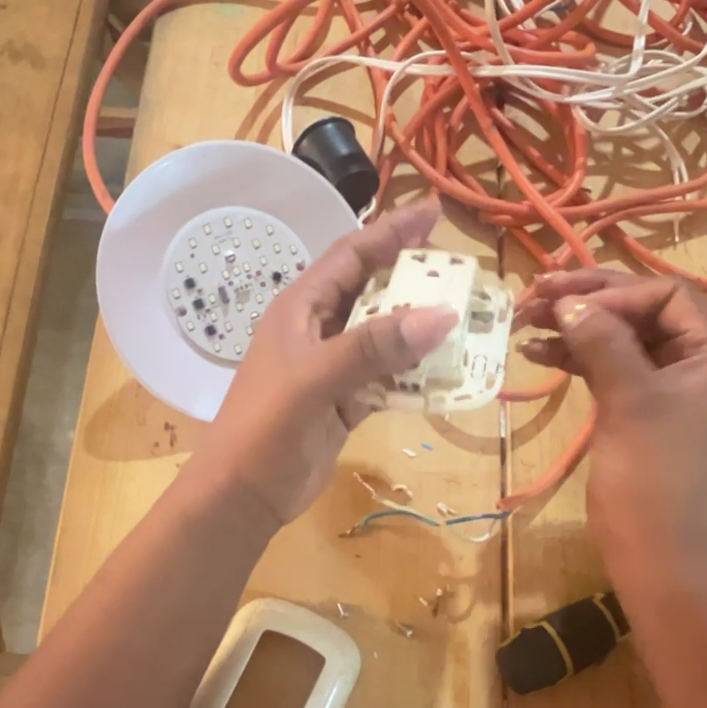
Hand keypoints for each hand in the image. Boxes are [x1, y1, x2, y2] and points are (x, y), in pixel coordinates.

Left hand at [184, 201, 458, 524]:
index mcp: (300, 308)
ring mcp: (331, 367)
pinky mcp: (343, 402)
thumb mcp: (316, 379)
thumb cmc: (266, 428)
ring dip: (418, 329)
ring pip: (383, 336)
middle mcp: (317, 330)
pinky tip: (444, 374)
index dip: (391, 231)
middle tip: (460, 271)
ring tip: (464, 318)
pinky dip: (412, 374)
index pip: (351, 255)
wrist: (242, 494)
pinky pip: (386, 377)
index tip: (433, 213)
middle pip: (371, 291)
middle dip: (413, 278)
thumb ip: (375, 346)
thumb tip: (443, 315)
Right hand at [515, 269, 706, 583]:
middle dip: (587, 301)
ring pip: (614, 339)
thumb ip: (603, 343)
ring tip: (524, 321)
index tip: (569, 305)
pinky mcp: (633, 410)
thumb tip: (569, 300)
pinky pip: (603, 369)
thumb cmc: (654, 477)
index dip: (616, 293)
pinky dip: (572, 358)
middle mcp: (689, 363)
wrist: (656, 552)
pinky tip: (534, 353)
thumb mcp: (631, 401)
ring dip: (572, 327)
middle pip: (637, 312)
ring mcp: (659, 387)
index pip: (666, 295)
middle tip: (534, 295)